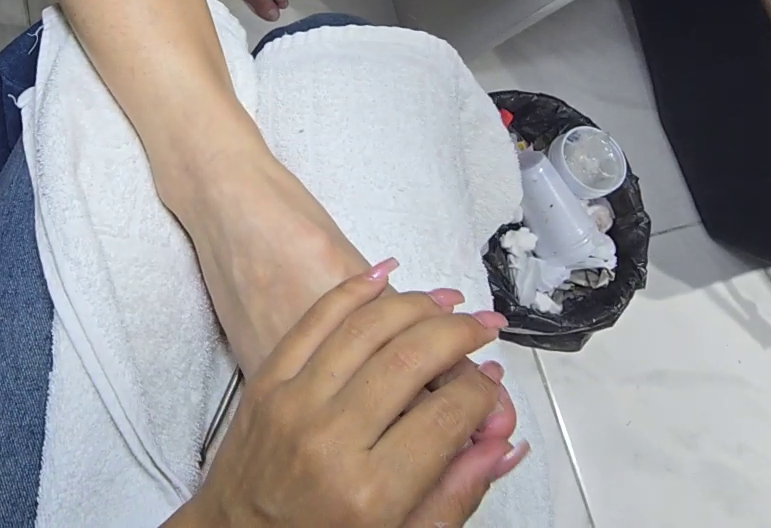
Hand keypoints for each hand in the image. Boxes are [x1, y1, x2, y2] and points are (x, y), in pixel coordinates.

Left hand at [174, 261, 528, 527]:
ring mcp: (294, 399)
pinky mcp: (268, 377)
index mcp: (370, 493)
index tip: (493, 383)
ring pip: (366, 328)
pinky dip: (353, 289)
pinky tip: (385, 275)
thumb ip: (455, 494)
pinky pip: (316, 318)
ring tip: (449, 299)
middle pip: (410, 359)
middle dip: (458, 333)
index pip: (446, 418)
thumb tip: (501, 440)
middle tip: (484, 325)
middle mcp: (331, 438)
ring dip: (415, 304)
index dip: (482, 393)